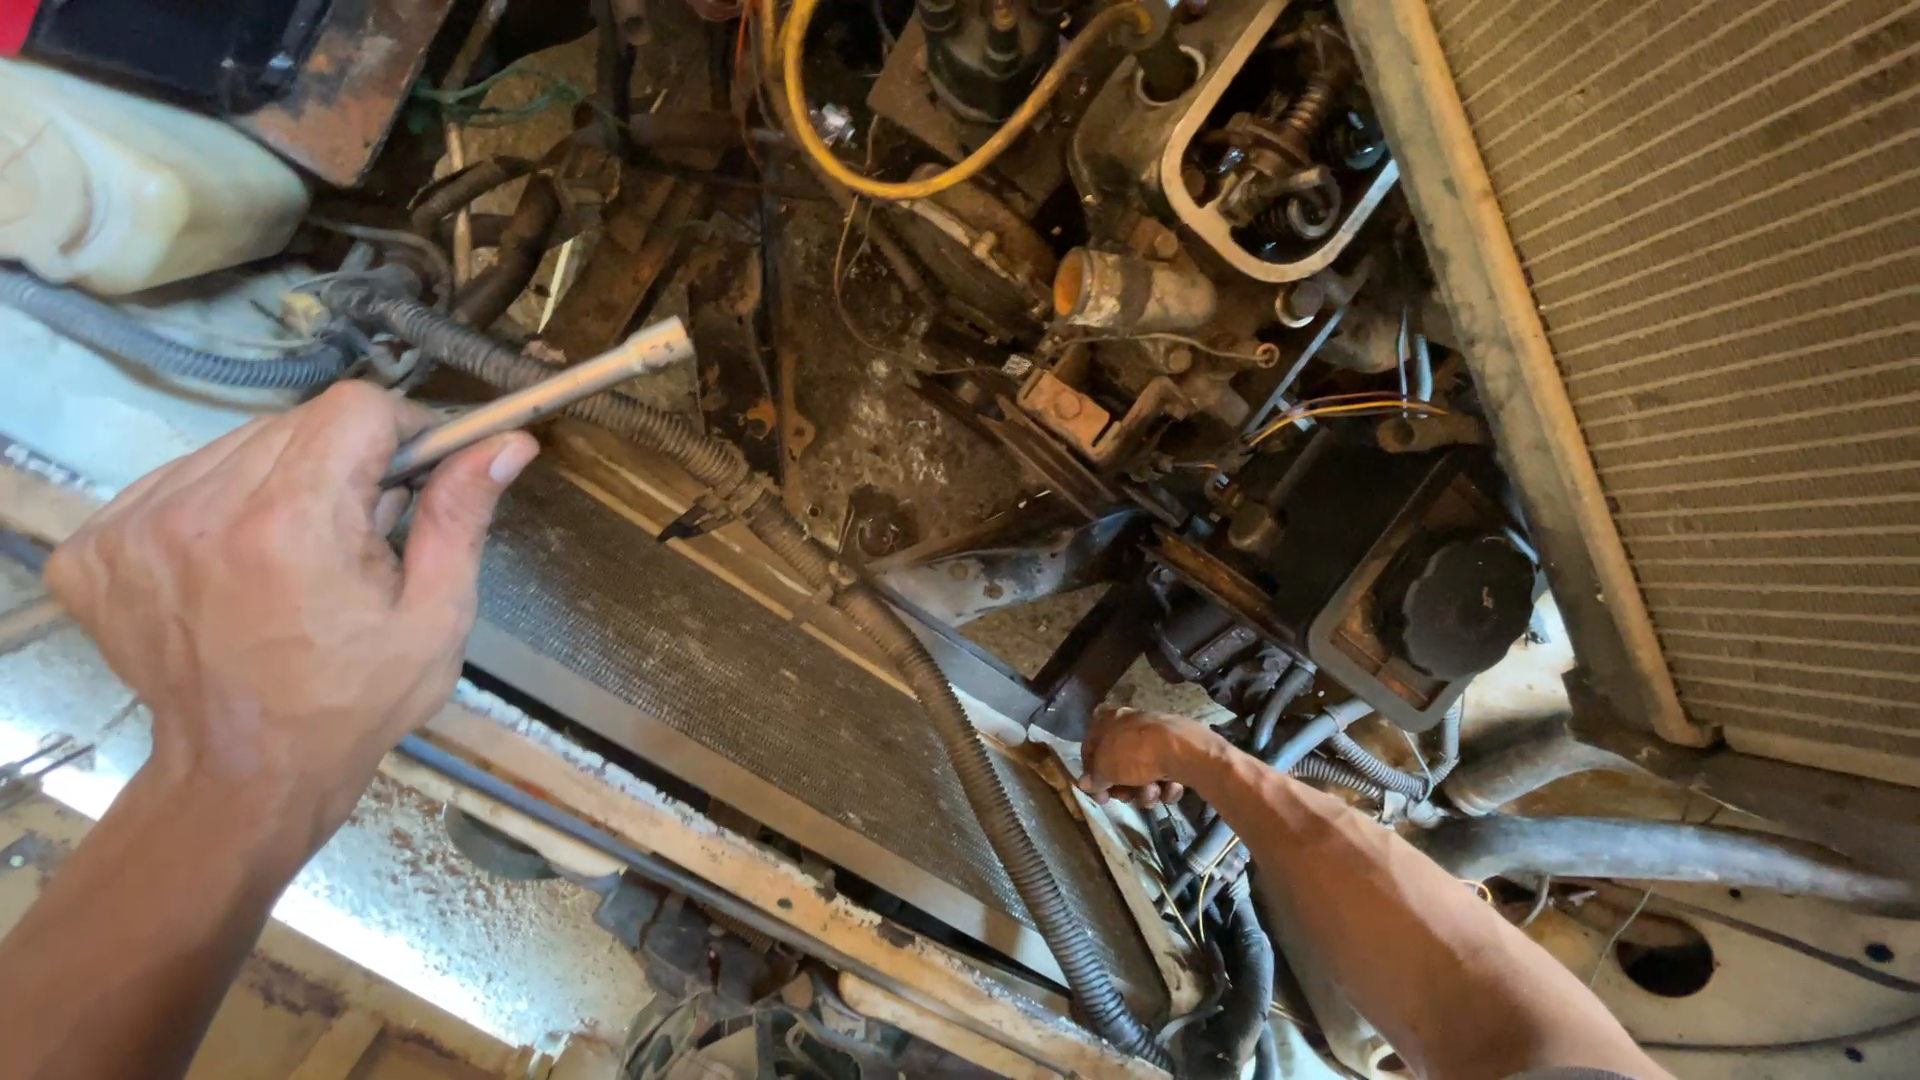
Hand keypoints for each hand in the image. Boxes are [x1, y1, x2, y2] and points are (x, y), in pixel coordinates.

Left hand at [46, 382, 537, 848]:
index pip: (354, 409)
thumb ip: (462, 515)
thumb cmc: (362, 696)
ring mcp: (130, 528)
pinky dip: (231, 500)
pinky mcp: (92, 547)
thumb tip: (509, 446)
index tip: (424, 473)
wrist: (248, 770)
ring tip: (312, 547)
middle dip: (353, 459)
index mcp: (292, 526)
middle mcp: (198, 510)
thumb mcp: (438, 611)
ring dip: (292, 476)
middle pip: (298, 423)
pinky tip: (251, 555)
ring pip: (239, 445)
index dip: (405, 429)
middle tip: (375, 526)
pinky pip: (181, 479)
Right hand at [1076, 705, 1222, 807]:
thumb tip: (1086, 783)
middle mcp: (1131, 725)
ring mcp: (1156, 737)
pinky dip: (1165, 786)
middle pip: (1118, 764)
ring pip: (1143, 773)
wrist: (1182, 750)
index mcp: (1108, 720)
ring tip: (1152, 792)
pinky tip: (1168, 788)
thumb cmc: (1134, 753)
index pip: (1090, 748)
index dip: (1091, 774)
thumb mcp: (1105, 767)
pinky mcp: (1177, 751)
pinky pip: (1164, 774)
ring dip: (1145, 790)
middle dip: (1122, 787)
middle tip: (1125, 797)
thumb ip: (1094, 777)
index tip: (1097, 793)